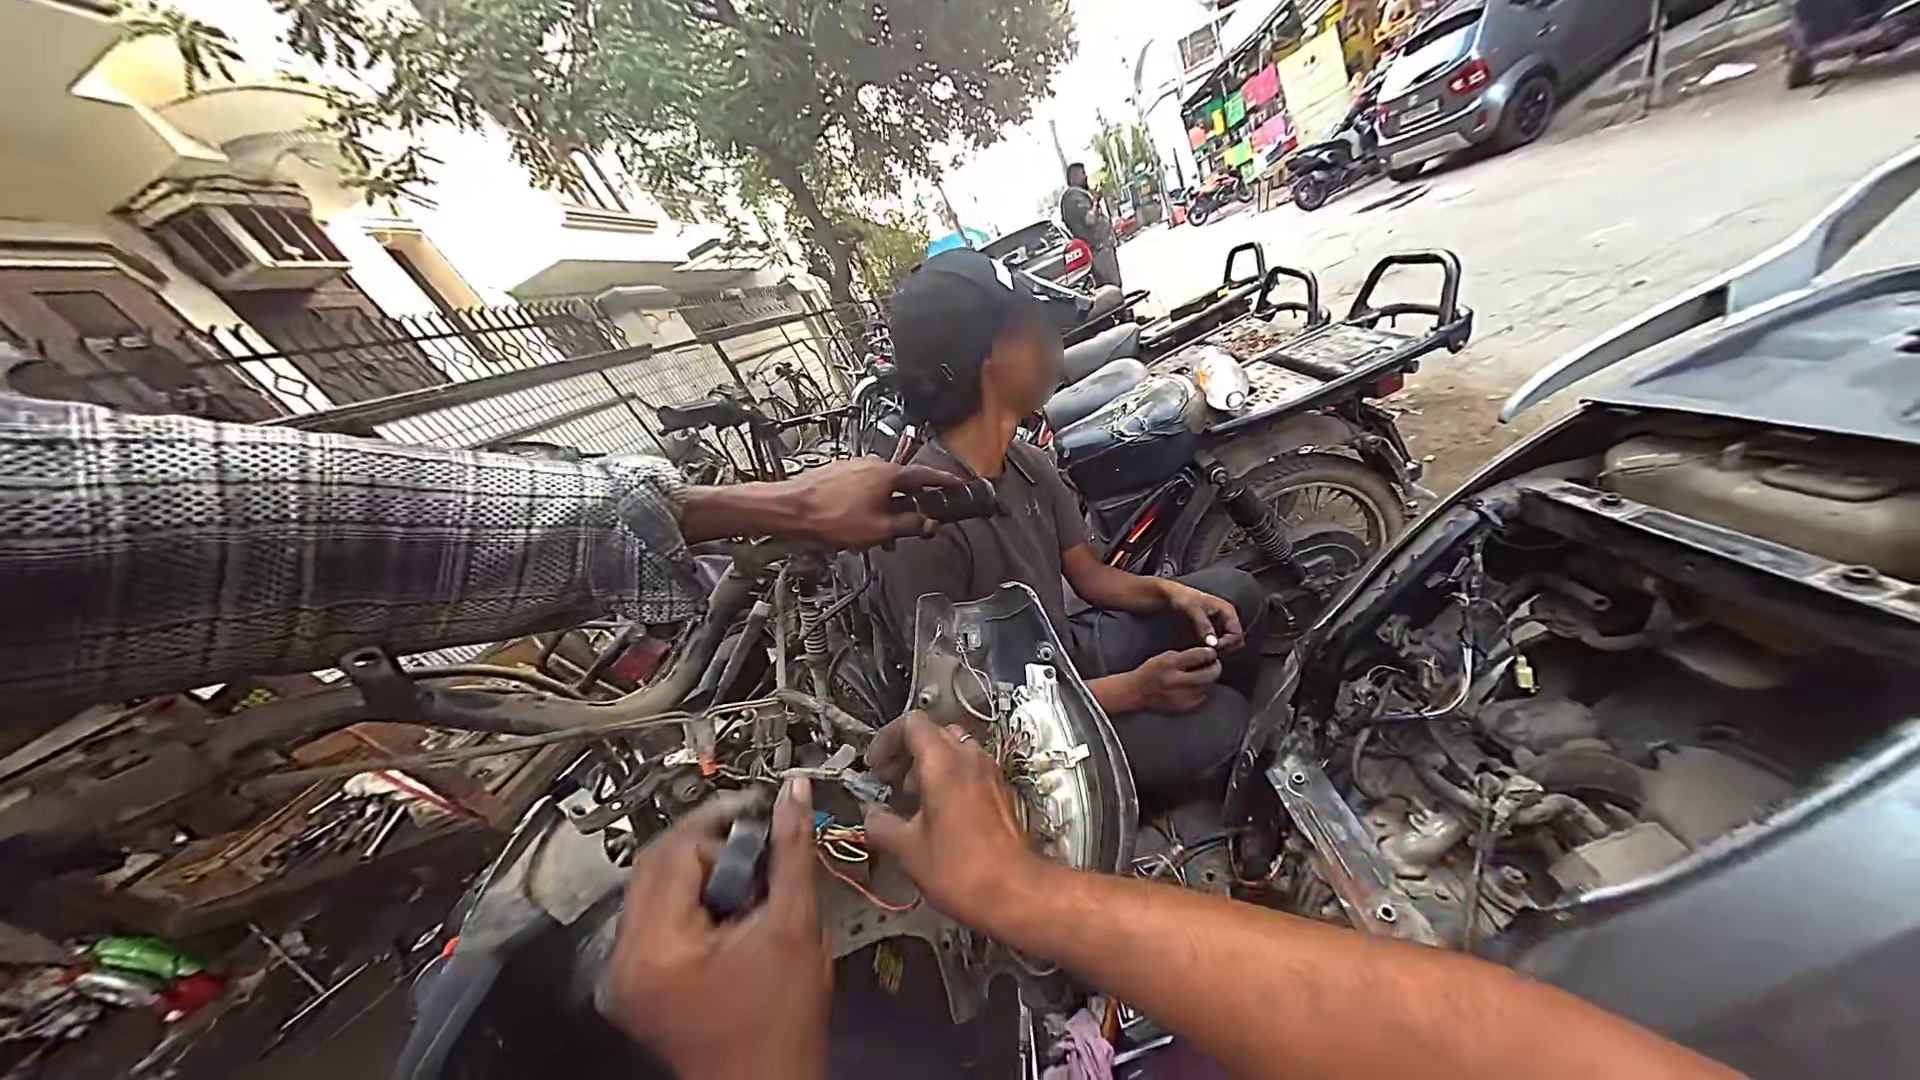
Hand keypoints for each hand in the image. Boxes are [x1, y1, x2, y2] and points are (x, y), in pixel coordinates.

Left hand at [598, 781, 828, 1079]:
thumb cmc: (783, 1017)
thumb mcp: (794, 922)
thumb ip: (791, 849)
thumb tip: (792, 791)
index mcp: (655, 948)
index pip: (678, 848)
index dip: (724, 825)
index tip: (763, 818)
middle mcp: (624, 960)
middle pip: (658, 861)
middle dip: (712, 842)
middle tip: (759, 844)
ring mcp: (625, 974)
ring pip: (657, 881)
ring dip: (704, 865)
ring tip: (751, 879)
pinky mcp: (637, 979)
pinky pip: (658, 909)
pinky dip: (695, 892)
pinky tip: (732, 904)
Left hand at [780, 459, 961, 548]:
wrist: (790, 509)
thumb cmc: (830, 517)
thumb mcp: (879, 530)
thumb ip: (909, 525)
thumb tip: (928, 524)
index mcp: (889, 474)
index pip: (926, 476)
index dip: (945, 482)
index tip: (957, 485)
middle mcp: (873, 464)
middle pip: (903, 485)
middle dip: (909, 508)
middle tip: (914, 526)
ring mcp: (854, 467)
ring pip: (881, 490)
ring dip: (887, 511)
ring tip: (881, 536)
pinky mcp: (838, 474)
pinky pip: (863, 490)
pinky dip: (869, 506)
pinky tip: (861, 526)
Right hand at [862, 713, 1052, 926]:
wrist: (1014, 890)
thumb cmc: (960, 869)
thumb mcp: (907, 849)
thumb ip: (880, 824)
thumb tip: (872, 814)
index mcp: (943, 762)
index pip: (911, 724)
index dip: (886, 739)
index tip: (874, 765)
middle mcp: (968, 756)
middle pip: (931, 732)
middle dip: (904, 752)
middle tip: (887, 780)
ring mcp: (987, 769)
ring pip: (951, 747)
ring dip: (926, 763)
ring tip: (909, 796)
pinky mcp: (998, 786)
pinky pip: (967, 765)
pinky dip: (947, 774)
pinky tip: (936, 808)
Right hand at [1126, 647, 1221, 712]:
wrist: (1137, 692)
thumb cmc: (1150, 672)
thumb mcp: (1164, 657)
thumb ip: (1185, 656)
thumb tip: (1207, 656)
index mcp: (1171, 664)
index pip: (1200, 656)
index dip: (1210, 653)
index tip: (1210, 653)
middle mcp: (1178, 681)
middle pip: (1210, 674)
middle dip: (1215, 667)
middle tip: (1213, 664)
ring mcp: (1183, 696)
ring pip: (1208, 686)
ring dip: (1208, 679)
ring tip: (1200, 675)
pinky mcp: (1185, 707)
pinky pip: (1202, 696)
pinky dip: (1201, 690)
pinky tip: (1192, 687)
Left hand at [1161, 581, 1243, 650]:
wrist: (1173, 596)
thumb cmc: (1183, 599)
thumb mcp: (1192, 611)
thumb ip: (1204, 627)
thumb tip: (1214, 644)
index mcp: (1228, 612)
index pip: (1237, 635)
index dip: (1226, 644)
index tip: (1211, 649)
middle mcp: (1228, 619)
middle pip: (1236, 642)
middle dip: (1225, 649)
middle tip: (1208, 653)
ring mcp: (1222, 625)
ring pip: (1229, 645)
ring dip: (1219, 650)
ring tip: (1204, 651)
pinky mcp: (1214, 630)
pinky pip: (1219, 644)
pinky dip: (1213, 648)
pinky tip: (1202, 649)